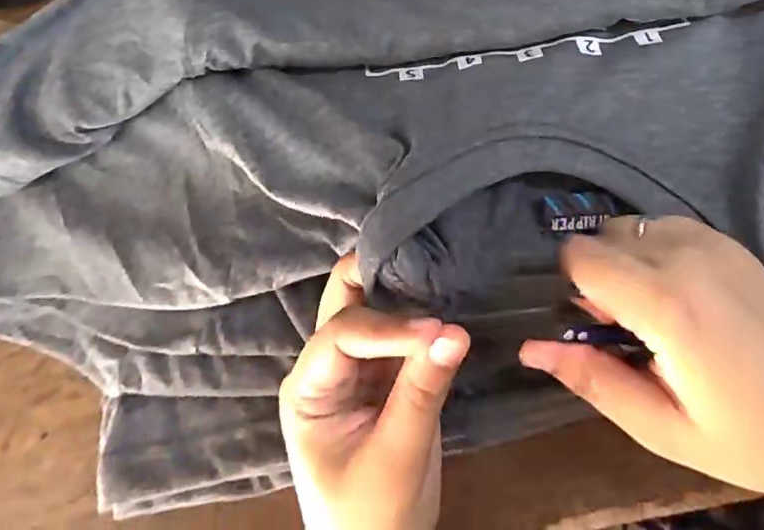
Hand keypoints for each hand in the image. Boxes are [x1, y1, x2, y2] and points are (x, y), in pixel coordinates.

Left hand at [279, 254, 469, 529]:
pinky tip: (445, 303)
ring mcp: (354, 366)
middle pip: (345, 296)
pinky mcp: (383, 372)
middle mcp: (325, 365)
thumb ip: (423, 391)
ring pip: (373, 304)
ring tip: (442, 277)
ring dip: (405, 292)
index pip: (342, 334)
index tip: (436, 330)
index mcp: (307, 388)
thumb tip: (456, 332)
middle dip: (380, 274)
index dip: (388, 327)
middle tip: (425, 259)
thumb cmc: (372, 517)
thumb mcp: (398, 458)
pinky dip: (421, 315)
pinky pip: (399, 330)